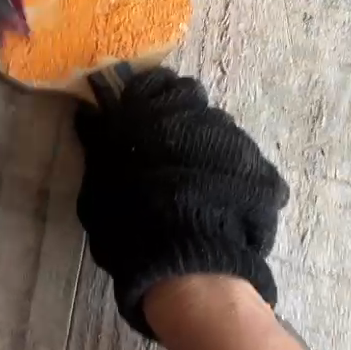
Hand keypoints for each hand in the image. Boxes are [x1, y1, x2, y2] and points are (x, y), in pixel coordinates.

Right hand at [74, 68, 287, 337]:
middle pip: (192, 107)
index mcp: (154, 110)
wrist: (189, 266)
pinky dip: (236, 178)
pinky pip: (246, 166)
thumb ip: (97, 142)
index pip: (156, 83)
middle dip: (183, 125)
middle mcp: (197, 113)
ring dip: (209, 151)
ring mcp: (234, 141)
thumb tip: (88, 112)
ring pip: (220, 134)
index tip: (144, 121)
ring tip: (198, 187)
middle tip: (169, 159)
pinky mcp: (262, 171)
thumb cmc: (131, 219)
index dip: (150, 100)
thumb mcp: (98, 182)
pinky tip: (224, 206)